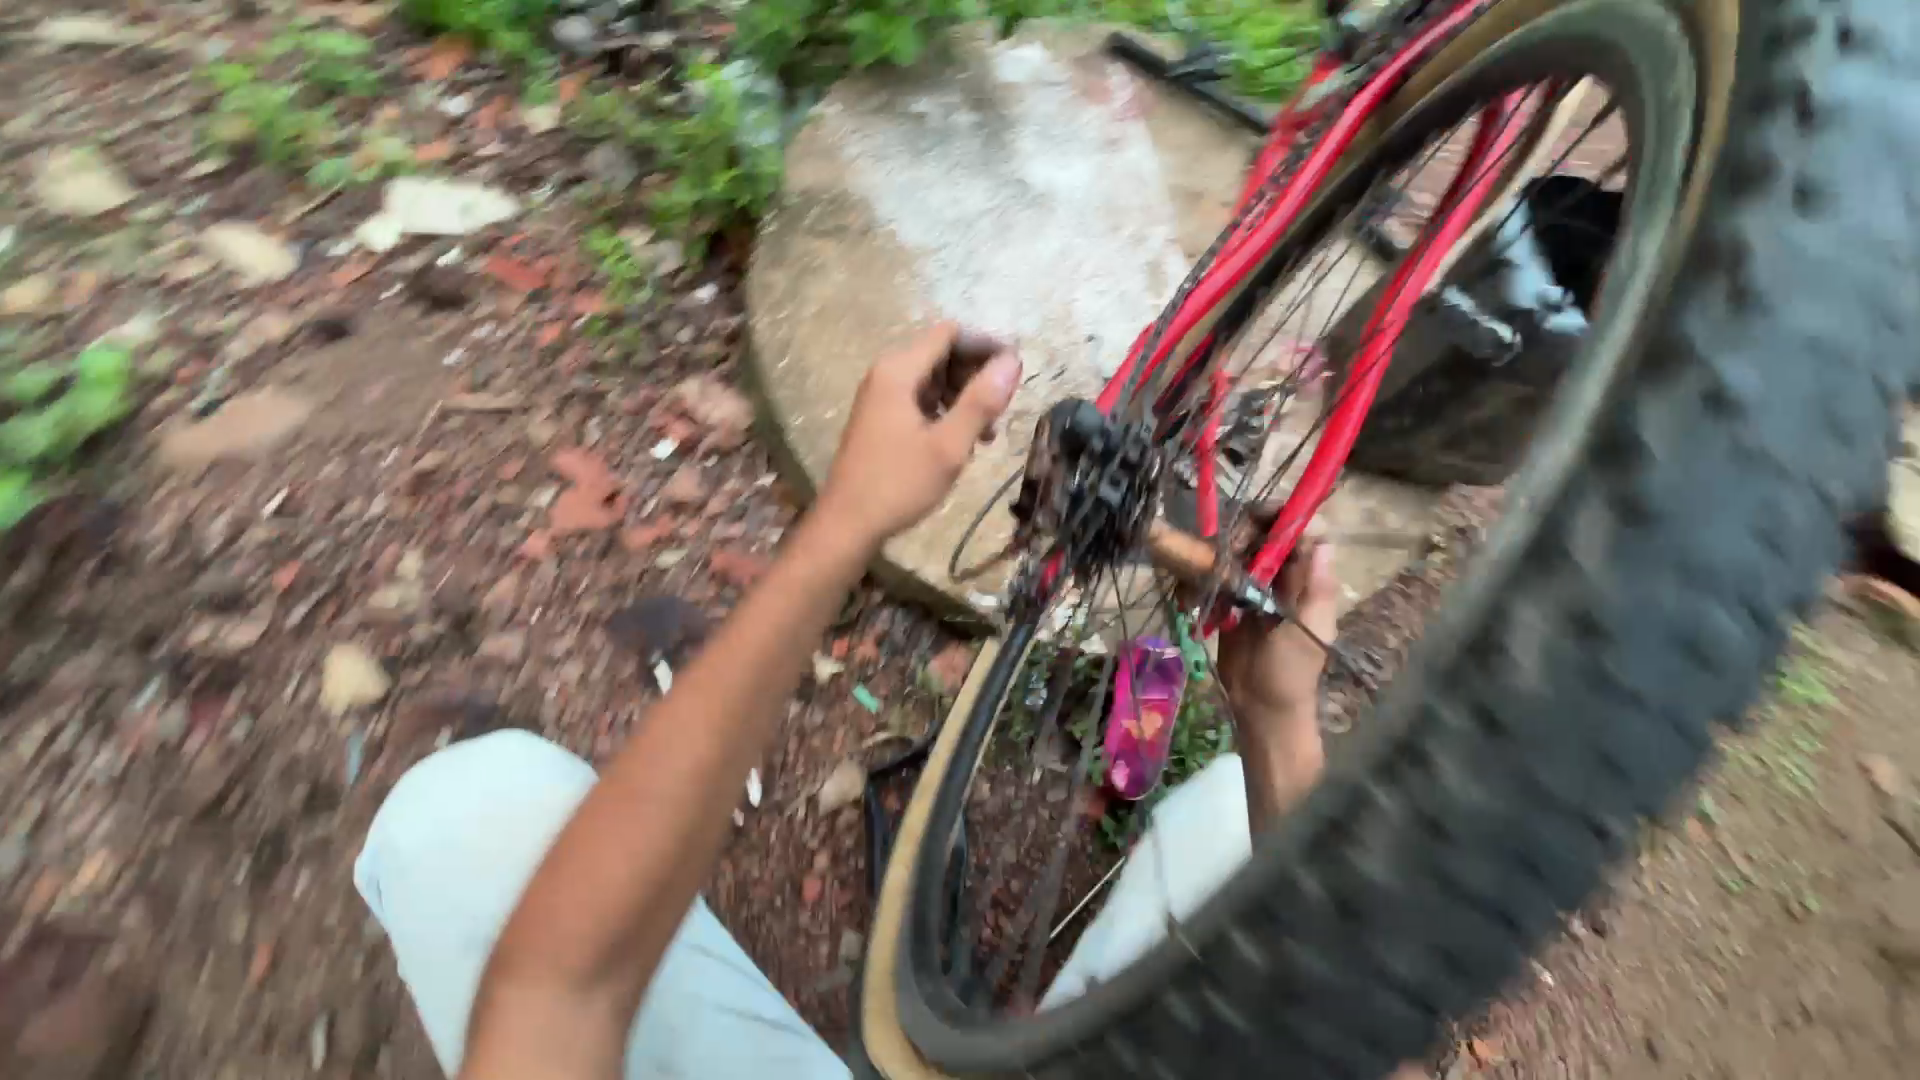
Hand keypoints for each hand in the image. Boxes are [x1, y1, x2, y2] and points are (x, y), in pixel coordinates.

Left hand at [817, 323, 1020, 547]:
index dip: (986, 346)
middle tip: (1001, 410)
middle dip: (976, 375)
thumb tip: (1013, 361)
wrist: (848, 523)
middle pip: (942, 354)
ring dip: (964, 397)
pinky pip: (920, 400)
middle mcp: (886, 374)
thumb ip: (981, 401)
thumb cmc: (899, 484)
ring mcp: (881, 397)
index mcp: (898, 371)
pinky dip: (945, 412)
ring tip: (987, 433)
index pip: (950, 334)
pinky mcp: (881, 418)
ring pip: (933, 380)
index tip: (1015, 372)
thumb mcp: (949, 445)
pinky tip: (963, 442)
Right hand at [1215, 541, 1338, 826]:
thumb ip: (1315, 590)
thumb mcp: (1308, 633)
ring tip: (1202, 586)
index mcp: (1307, 579)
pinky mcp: (1229, 601)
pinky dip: (1201, 582)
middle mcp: (1281, 576)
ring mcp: (1253, 587)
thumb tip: (1323, 542)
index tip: (1250, 522)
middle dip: (1237, 539)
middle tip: (1222, 560)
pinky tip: (1191, 601)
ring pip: (1232, 552)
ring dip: (1214, 561)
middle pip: (1259, 534)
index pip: (1297, 530)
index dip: (1276, 516)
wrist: (1261, 709)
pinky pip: (1214, 576)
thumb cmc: (1290, 674)